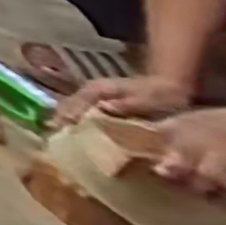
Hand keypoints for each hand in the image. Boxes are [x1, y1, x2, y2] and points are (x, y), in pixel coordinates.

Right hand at [57, 74, 191, 125]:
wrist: (167, 86)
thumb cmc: (158, 94)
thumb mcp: (146, 99)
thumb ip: (126, 103)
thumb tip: (102, 106)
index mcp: (99, 89)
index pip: (77, 101)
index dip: (68, 115)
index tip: (62, 130)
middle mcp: (91, 90)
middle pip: (69, 103)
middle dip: (62, 119)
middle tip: (58, 138)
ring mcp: (95, 95)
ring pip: (73, 107)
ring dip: (67, 120)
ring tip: (63, 138)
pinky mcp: (100, 103)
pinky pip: (82, 111)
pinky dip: (77, 121)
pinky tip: (78, 134)